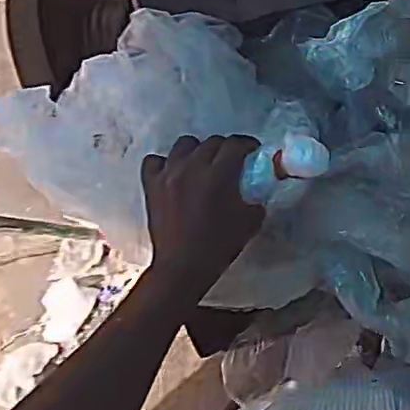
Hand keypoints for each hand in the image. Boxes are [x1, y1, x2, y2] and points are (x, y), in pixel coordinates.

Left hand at [141, 135, 264, 300]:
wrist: (182, 267)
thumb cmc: (218, 247)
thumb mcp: (250, 222)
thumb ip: (256, 200)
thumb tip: (257, 190)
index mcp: (218, 176)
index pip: (235, 145)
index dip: (247, 145)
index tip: (253, 150)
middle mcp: (192, 168)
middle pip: (212, 142)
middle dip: (226, 148)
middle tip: (233, 162)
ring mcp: (168, 175)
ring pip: (184, 145)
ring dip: (198, 150)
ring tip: (203, 164)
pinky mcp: (152, 185)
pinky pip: (156, 160)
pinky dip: (167, 163)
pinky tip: (175, 173)